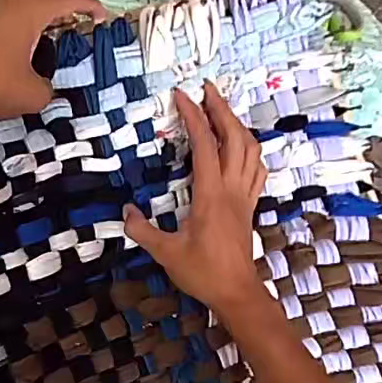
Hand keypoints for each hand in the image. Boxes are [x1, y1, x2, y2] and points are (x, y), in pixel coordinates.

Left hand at [0, 0, 105, 125]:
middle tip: (65, 39)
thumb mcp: (33, 95)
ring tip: (30, 53)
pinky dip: (2, 35)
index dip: (89, 6)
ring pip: (12, 13)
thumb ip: (48, 87)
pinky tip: (0, 58)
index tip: (100, 16)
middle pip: (38, 4)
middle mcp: (3, 0)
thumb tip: (42, 85)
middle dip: (55, 20)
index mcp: (28, 10)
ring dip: (26, 28)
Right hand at [124, 81, 271, 317]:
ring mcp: (244, 196)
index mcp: (210, 194)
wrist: (237, 292)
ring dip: (237, 125)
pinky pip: (256, 169)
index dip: (193, 116)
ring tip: (221, 111)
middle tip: (206, 90)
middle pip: (235, 138)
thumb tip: (125, 211)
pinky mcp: (249, 206)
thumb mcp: (166, 253)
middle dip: (221, 109)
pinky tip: (240, 147)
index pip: (204, 145)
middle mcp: (232, 189)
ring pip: (250, 150)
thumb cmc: (203, 272)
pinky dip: (249, 150)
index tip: (181, 96)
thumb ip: (143, 230)